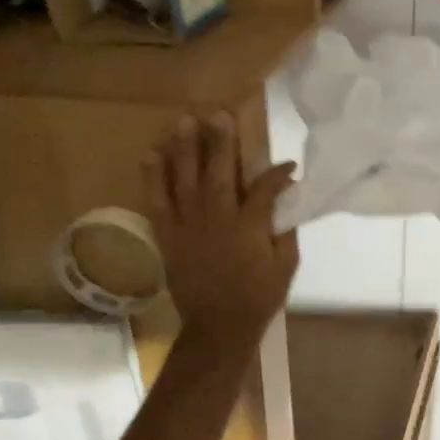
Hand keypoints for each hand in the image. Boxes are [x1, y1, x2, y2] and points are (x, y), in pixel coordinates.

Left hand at [141, 112, 297, 349]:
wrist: (217, 328)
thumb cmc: (258, 296)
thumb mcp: (285, 264)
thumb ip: (285, 228)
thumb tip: (285, 197)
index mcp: (249, 227)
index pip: (264, 187)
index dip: (277, 173)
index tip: (288, 165)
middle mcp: (216, 219)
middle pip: (218, 172)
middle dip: (220, 141)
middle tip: (218, 112)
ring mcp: (188, 226)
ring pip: (184, 180)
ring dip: (184, 149)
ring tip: (183, 121)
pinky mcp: (168, 236)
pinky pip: (157, 202)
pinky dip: (153, 178)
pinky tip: (151, 154)